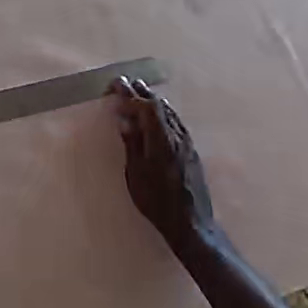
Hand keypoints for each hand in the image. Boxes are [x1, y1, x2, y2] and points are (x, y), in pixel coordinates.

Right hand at [111, 76, 217, 250]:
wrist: (191, 224)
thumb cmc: (156, 201)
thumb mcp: (135, 173)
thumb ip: (132, 143)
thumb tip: (124, 119)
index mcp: (161, 139)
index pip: (146, 107)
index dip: (130, 94)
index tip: (115, 86)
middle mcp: (177, 136)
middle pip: (160, 105)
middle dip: (141, 92)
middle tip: (125, 83)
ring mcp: (187, 143)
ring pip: (170, 112)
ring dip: (153, 100)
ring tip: (139, 92)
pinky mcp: (191, 151)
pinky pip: (176, 122)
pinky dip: (163, 112)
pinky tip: (158, 115)